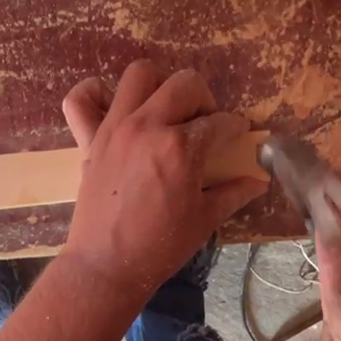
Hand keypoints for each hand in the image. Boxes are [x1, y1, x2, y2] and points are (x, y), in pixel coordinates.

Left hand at [56, 61, 268, 304]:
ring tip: (165, 112)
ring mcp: (116, 128)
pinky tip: (113, 109)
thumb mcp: (204, 220)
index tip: (236, 137)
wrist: (107, 266)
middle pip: (185, 84)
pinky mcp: (90, 139)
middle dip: (204, 100)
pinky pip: (81, 99)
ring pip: (140, 75)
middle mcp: (149, 126)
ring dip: (159, 86)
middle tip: (203, 125)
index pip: (219, 123)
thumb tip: (259, 180)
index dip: (234, 129)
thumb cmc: (161, 247)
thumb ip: (233, 194)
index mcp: (182, 149)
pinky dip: (94, 94)